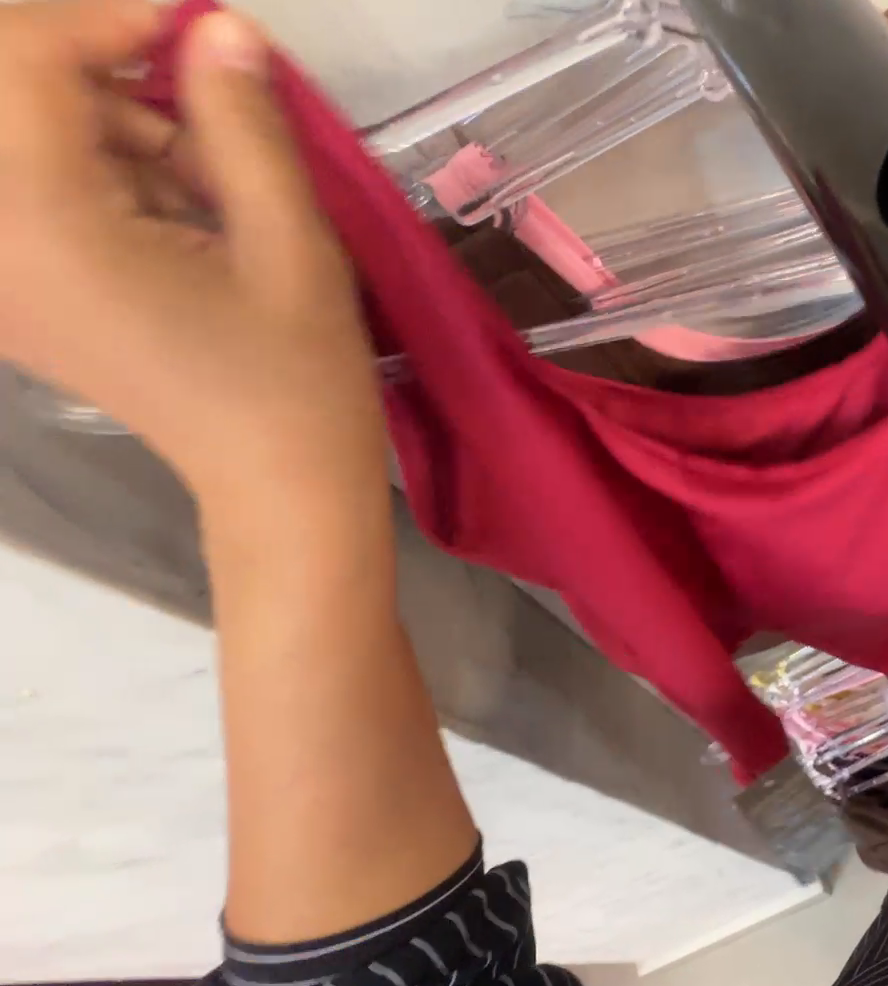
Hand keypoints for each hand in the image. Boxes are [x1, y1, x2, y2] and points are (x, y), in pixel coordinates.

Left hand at [0, 0, 382, 511]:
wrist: (280, 481)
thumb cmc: (302, 378)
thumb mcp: (295, 252)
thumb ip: (248, 132)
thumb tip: (223, 30)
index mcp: (38, 220)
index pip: (15, 55)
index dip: (108, 20)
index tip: (205, 33)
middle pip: (9, 92)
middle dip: (114, 86)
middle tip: (224, 138)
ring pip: (22, 139)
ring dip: (116, 136)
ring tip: (218, 199)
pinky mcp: (9, 286)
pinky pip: (29, 191)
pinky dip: (102, 179)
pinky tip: (182, 227)